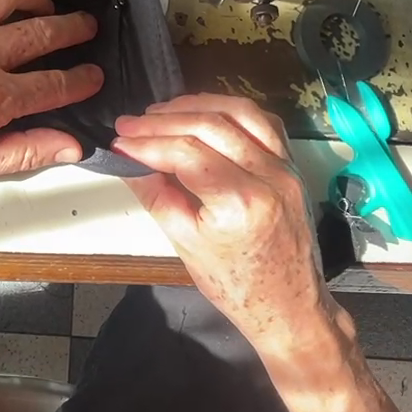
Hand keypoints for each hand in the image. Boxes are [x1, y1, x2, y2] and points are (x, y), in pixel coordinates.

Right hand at [113, 94, 331, 352]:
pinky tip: (202, 115)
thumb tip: (127, 159)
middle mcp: (269, 176)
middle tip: (129, 124)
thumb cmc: (235, 284)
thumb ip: (155, 194)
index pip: (186, 152)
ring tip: (160, 113)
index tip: (118, 141)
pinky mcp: (292, 165)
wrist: (288, 306)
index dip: (147, 142)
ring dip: (195, 105)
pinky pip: (261, 121)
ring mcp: (286, 167)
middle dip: (163, 120)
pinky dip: (228, 110)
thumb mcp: (184, 243)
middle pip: (210, 125)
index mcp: (240, 202)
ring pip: (239, 112)